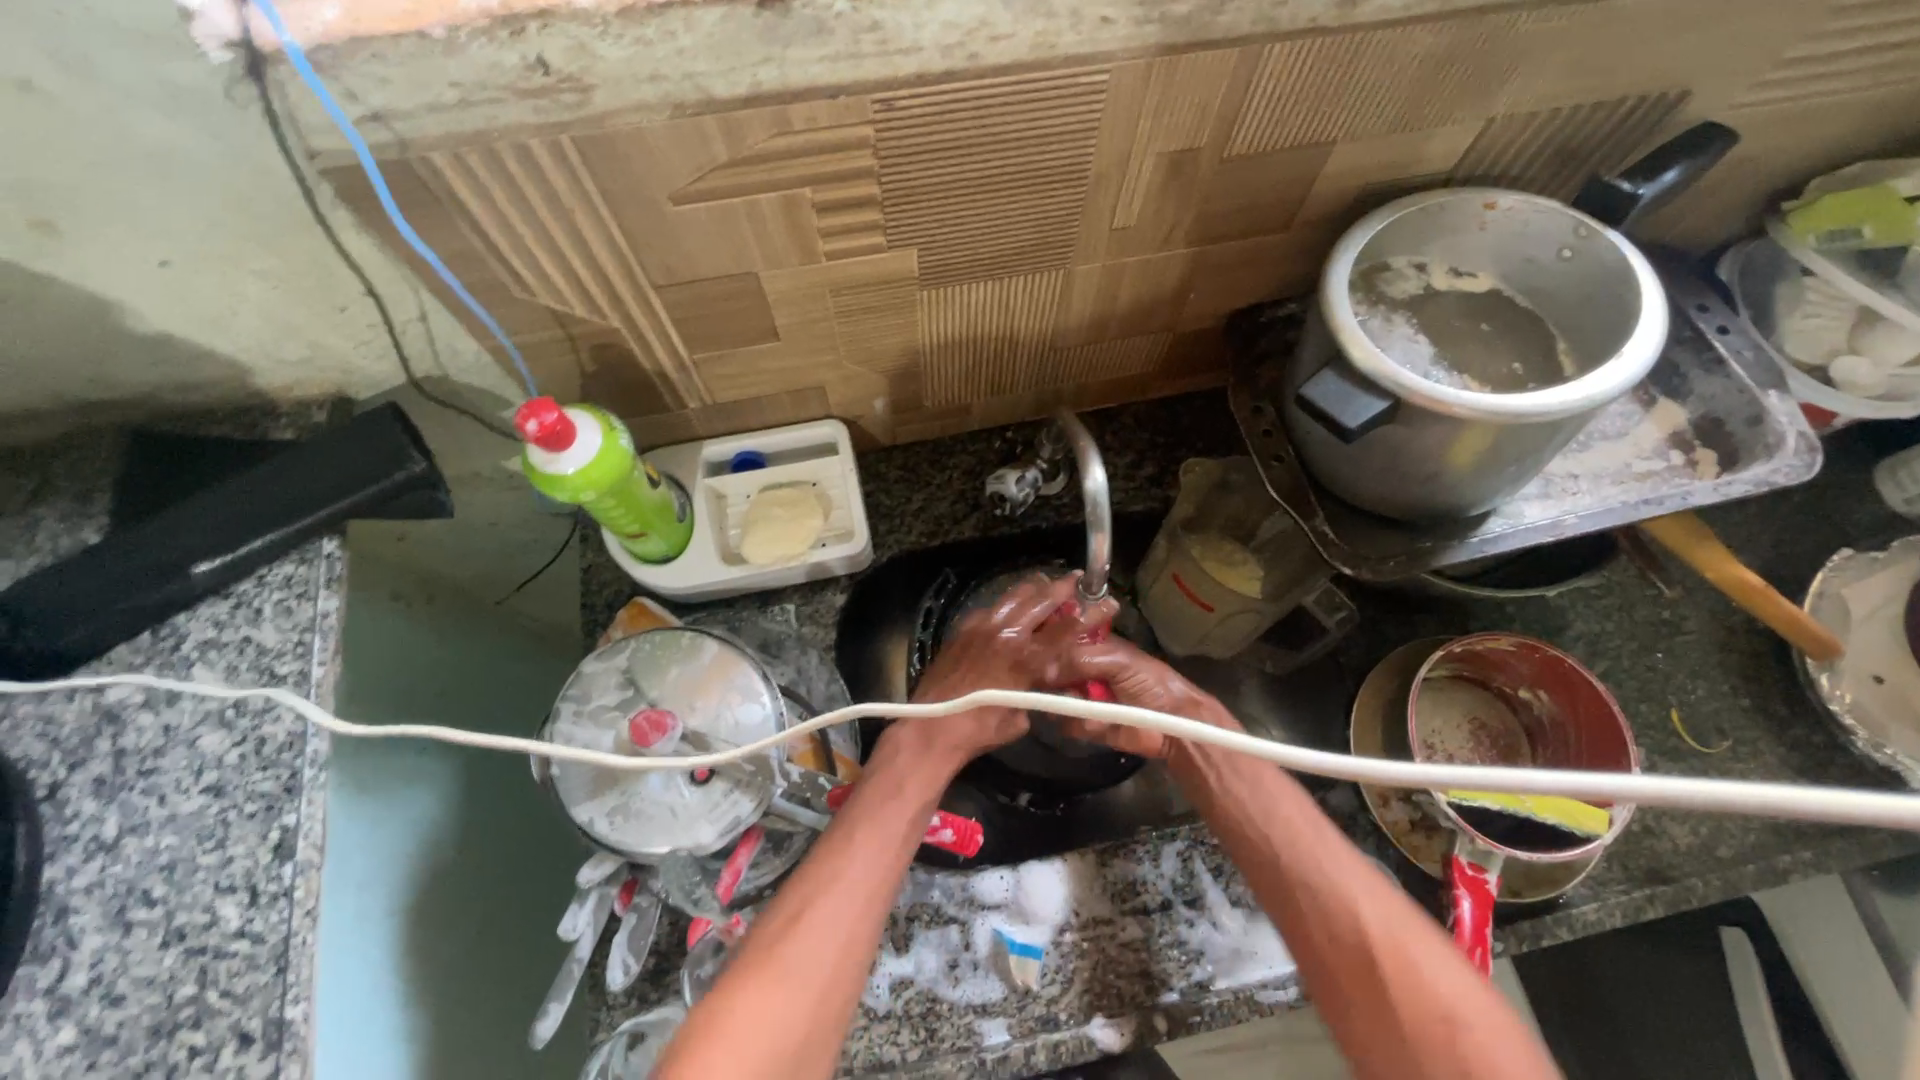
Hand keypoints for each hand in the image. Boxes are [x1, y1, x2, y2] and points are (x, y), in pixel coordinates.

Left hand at [887, 573, 1117, 772]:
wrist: (932, 726)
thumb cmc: (979, 730)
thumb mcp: (1019, 718)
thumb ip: (1034, 696)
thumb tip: (1037, 688)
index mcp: (1027, 659)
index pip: (1067, 629)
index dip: (1091, 614)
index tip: (1107, 603)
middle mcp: (1006, 635)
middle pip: (1041, 600)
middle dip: (1062, 588)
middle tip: (1076, 579)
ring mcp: (981, 628)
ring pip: (1013, 597)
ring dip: (1032, 589)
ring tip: (1044, 583)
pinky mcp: (962, 629)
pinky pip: (989, 609)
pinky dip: (1004, 606)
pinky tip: (1008, 609)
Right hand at [1053, 638, 1238, 757]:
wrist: (1173, 724)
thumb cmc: (1151, 683)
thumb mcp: (1119, 660)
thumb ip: (1082, 658)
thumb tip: (1045, 670)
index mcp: (1093, 648)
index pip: (1059, 642)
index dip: (1046, 648)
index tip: (1038, 655)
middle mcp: (1083, 671)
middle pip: (1051, 672)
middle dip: (1053, 680)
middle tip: (1066, 685)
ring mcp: (1083, 699)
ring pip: (1056, 699)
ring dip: (1070, 704)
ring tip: (1091, 707)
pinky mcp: (1086, 726)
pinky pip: (1068, 725)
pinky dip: (1081, 725)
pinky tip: (1100, 724)